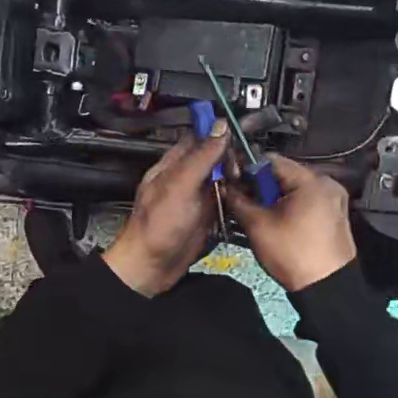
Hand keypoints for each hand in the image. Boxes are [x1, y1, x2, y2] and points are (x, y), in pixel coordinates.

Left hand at [102, 122, 230, 295]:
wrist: (152, 268)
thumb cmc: (156, 228)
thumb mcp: (180, 186)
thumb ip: (201, 157)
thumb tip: (219, 129)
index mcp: (173, 165)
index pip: (198, 138)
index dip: (217, 134)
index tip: (237, 134)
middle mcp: (185, 179)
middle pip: (214, 158)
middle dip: (231, 159)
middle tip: (239, 168)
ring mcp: (196, 198)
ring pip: (222, 179)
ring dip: (236, 179)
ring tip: (244, 183)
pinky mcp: (205, 217)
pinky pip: (225, 201)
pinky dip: (236, 199)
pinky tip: (244, 199)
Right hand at [224, 153, 355, 291]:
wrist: (328, 288)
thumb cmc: (292, 253)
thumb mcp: (258, 225)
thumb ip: (239, 200)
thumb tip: (226, 186)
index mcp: (312, 180)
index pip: (272, 160)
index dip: (248, 169)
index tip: (233, 182)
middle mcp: (327, 183)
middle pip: (285, 173)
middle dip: (261, 185)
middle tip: (242, 200)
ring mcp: (335, 199)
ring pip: (295, 188)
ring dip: (275, 197)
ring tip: (259, 214)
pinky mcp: (336, 214)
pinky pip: (307, 201)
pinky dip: (290, 206)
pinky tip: (278, 221)